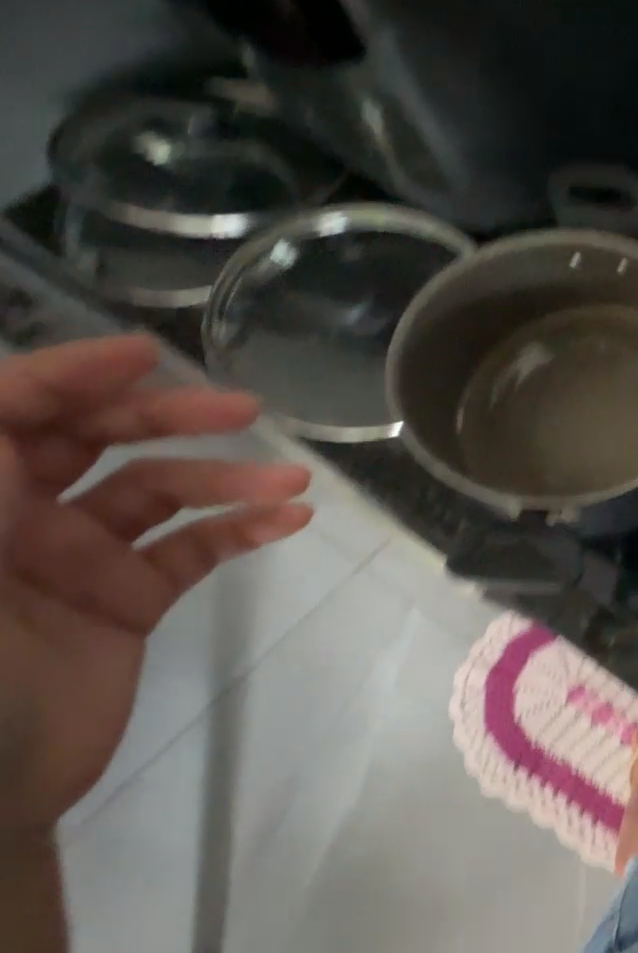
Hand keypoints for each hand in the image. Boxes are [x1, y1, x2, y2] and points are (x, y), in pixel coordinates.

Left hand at [0, 336, 312, 836]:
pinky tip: (289, 520)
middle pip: (91, 441)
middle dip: (167, 418)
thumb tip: (9, 397)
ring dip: (228, 480)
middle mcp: (8, 513)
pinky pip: (192, 551)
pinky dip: (241, 531)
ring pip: (158, 494)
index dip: (69, 373)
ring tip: (294, 478)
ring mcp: (71, 557)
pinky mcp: (126, 598)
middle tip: (246, 408)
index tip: (146, 354)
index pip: (7, 408)